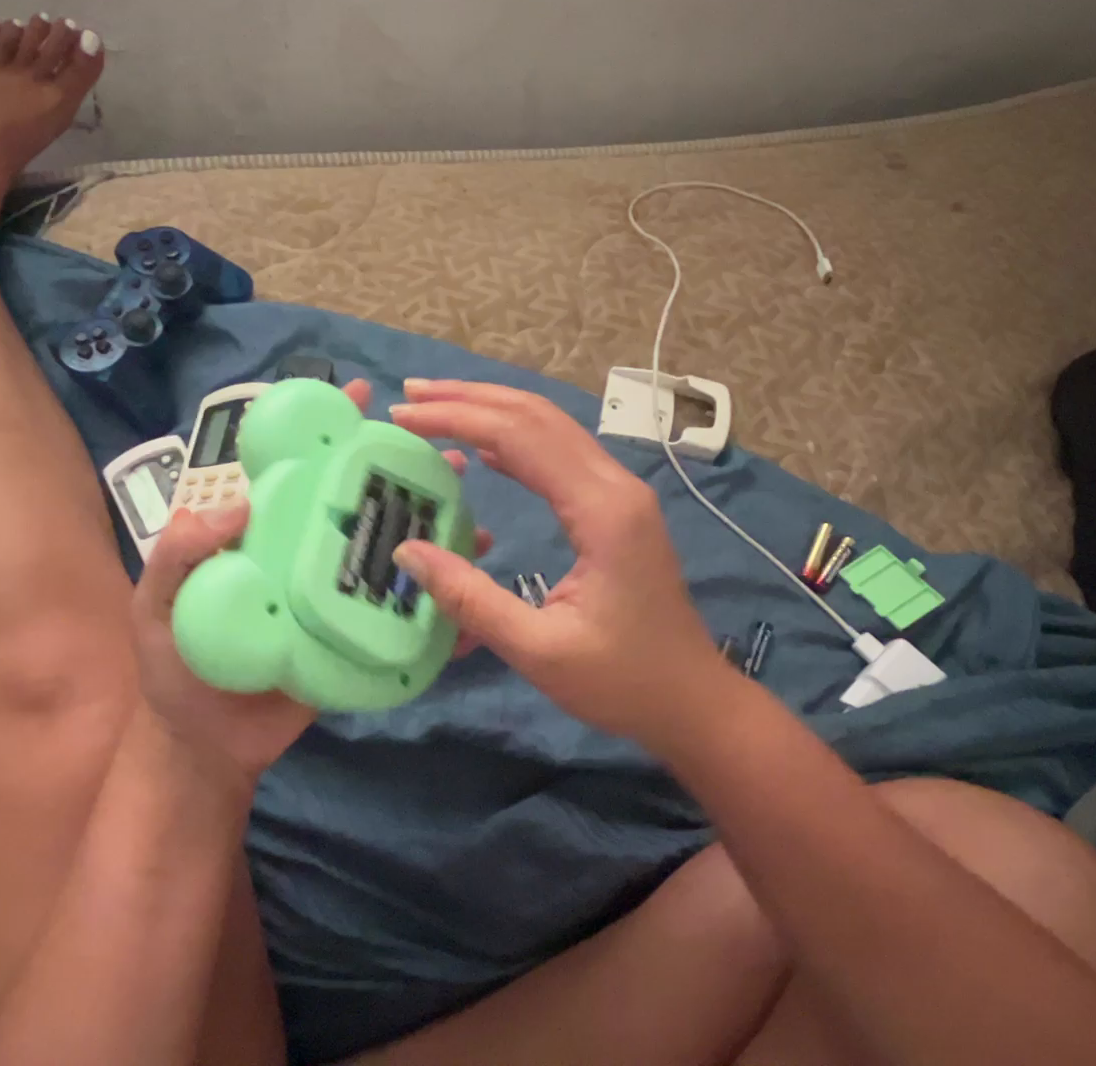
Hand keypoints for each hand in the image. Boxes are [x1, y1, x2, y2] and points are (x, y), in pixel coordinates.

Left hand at [129, 379, 489, 784]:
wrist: (206, 748)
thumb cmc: (175, 671)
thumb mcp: (155, 609)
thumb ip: (178, 557)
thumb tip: (237, 504)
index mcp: (259, 537)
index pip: (295, 470)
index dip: (326, 430)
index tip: (363, 397)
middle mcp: (302, 556)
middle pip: (354, 503)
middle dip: (399, 471)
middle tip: (449, 455)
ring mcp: (333, 597)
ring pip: (384, 552)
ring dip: (430, 529)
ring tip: (474, 517)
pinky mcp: (354, 640)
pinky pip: (395, 614)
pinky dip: (433, 602)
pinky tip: (469, 591)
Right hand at [387, 379, 730, 744]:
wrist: (692, 701)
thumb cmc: (622, 681)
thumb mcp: (538, 650)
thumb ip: (470, 599)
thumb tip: (408, 551)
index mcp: (601, 510)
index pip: (519, 436)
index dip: (457, 418)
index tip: (403, 416)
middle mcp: (615, 487)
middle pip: (537, 416)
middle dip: (470, 398)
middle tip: (411, 393)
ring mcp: (621, 496)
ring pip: (551, 429)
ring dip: (493, 412)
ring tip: (435, 406)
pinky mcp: (617, 512)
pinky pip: (561, 457)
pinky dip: (516, 443)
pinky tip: (485, 452)